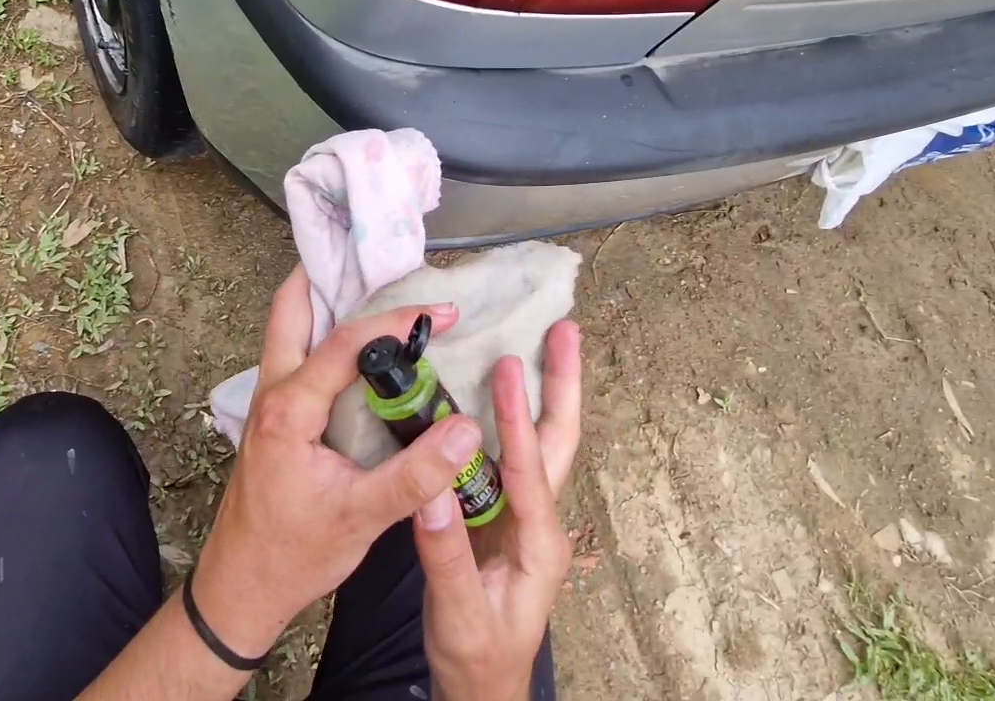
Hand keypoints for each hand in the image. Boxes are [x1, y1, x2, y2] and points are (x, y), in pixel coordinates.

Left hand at [193, 266, 484, 656]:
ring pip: (289, 323)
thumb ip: (416, 475)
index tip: (442, 314)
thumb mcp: (362, 518)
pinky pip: (297, 349)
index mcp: (288, 409)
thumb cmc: (294, 554)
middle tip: (375, 255)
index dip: (396, 321)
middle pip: (290, 306)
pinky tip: (361, 339)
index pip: (344, 342)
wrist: (242, 586)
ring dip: (325, 295)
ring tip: (375, 280)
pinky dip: (324, 327)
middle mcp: (272, 390)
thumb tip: (467, 429)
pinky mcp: (276, 412)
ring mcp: (268, 398)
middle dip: (328, 271)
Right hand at [414, 320, 582, 700]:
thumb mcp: (460, 613)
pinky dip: (516, 410)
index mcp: (537, 544)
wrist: (484, 684)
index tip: (507, 369)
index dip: (516, 419)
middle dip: (564, 383)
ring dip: (548, 388)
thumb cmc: (478, 655)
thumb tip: (428, 488)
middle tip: (566, 330)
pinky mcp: (505, 511)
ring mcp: (525, 513)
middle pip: (558, 438)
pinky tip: (502, 386)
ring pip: (543, 439)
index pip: (528, 471)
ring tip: (548, 341)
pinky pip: (514, 450)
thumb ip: (445, 553)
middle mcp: (540, 519)